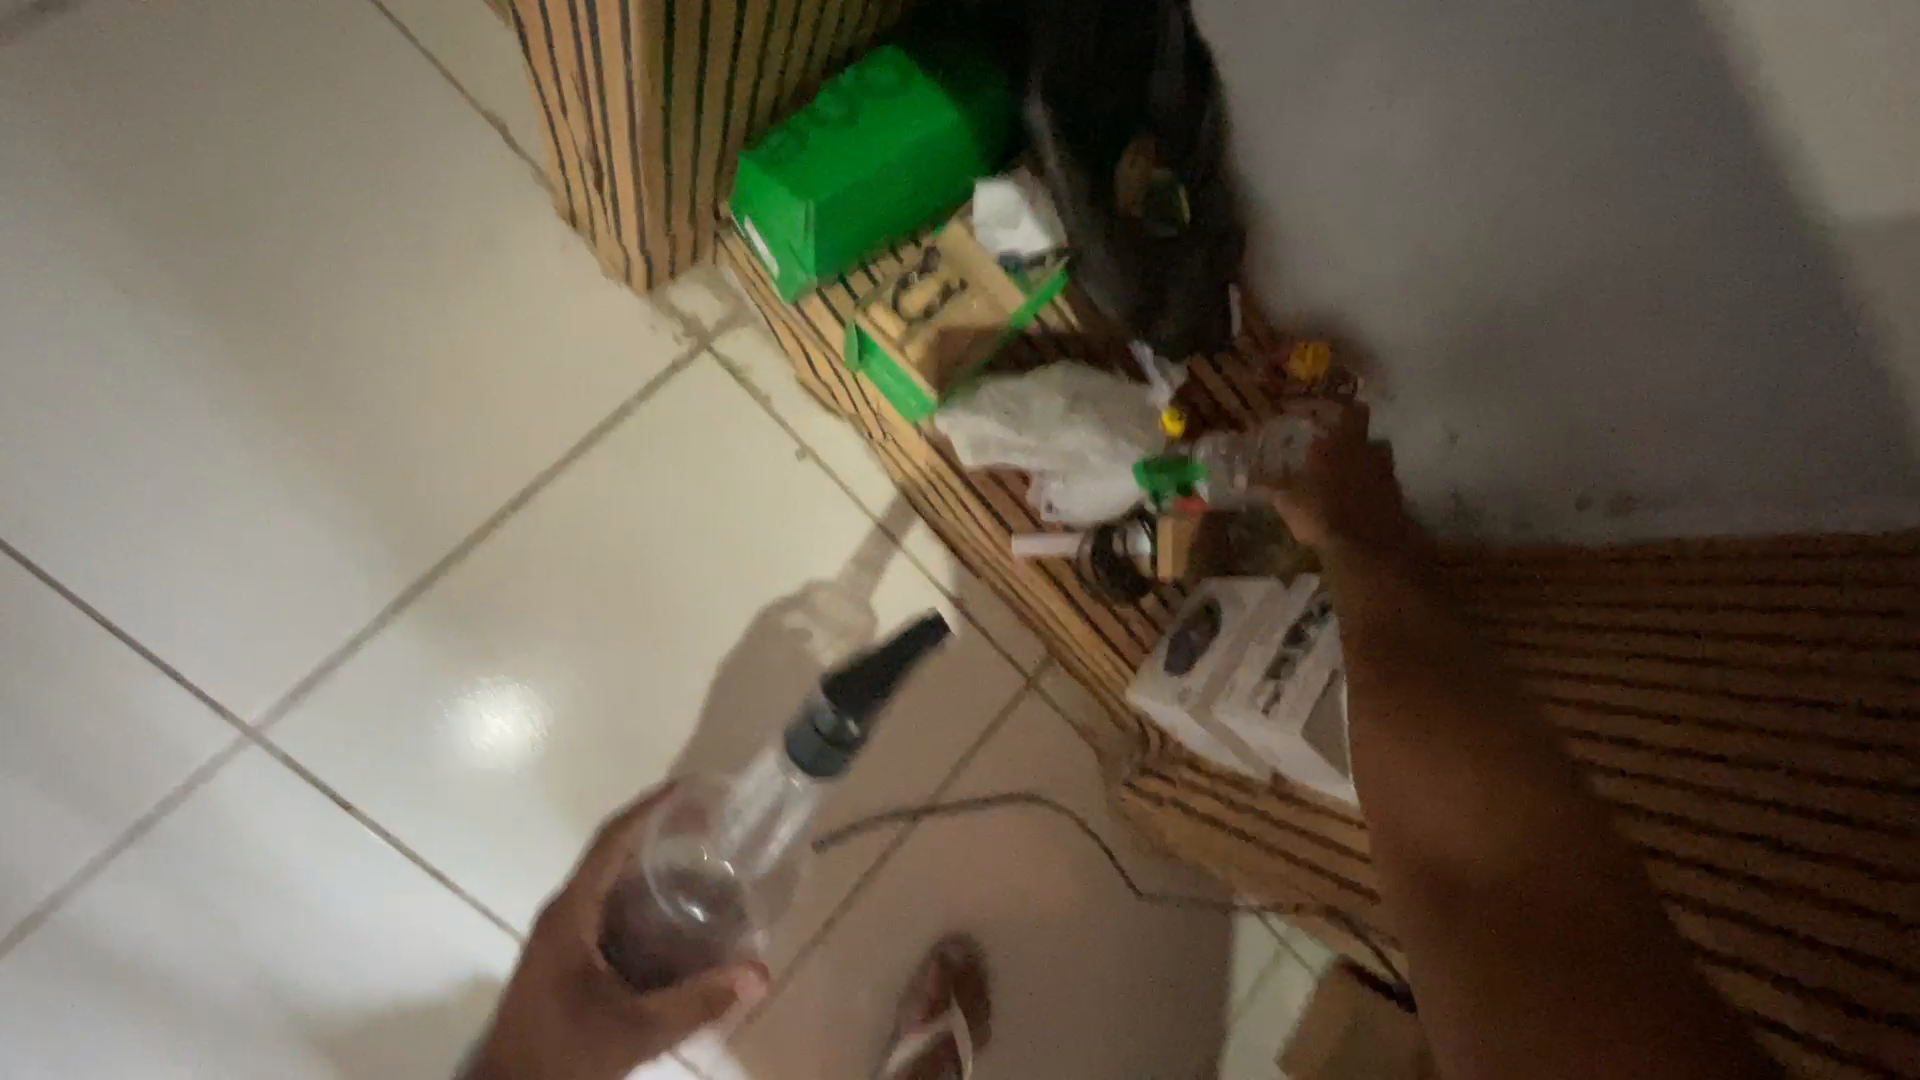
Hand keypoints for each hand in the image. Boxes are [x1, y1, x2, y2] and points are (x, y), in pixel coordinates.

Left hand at [466, 786, 769, 1079]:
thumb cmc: (559, 1059)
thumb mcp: (633, 1032)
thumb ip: (698, 1002)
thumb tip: (761, 974)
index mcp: (572, 912)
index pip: (613, 839)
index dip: (652, 807)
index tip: (692, 788)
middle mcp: (567, 913)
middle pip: (621, 857)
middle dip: (670, 838)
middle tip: (720, 830)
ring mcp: (566, 937)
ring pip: (621, 888)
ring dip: (664, 875)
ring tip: (715, 873)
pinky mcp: (571, 960)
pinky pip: (618, 916)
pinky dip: (653, 907)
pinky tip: (688, 924)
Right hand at [1266, 401, 1415, 554]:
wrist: (1367, 547)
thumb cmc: (1322, 513)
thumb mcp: (1286, 499)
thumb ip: (1266, 485)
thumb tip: (1239, 479)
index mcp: (1343, 442)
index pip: (1345, 408)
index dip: (1327, 406)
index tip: (1306, 411)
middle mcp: (1368, 450)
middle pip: (1361, 431)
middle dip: (1341, 434)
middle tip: (1321, 443)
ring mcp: (1385, 473)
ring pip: (1372, 454)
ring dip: (1355, 458)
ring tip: (1333, 471)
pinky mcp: (1393, 496)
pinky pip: (1377, 480)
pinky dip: (1363, 482)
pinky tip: (1347, 495)